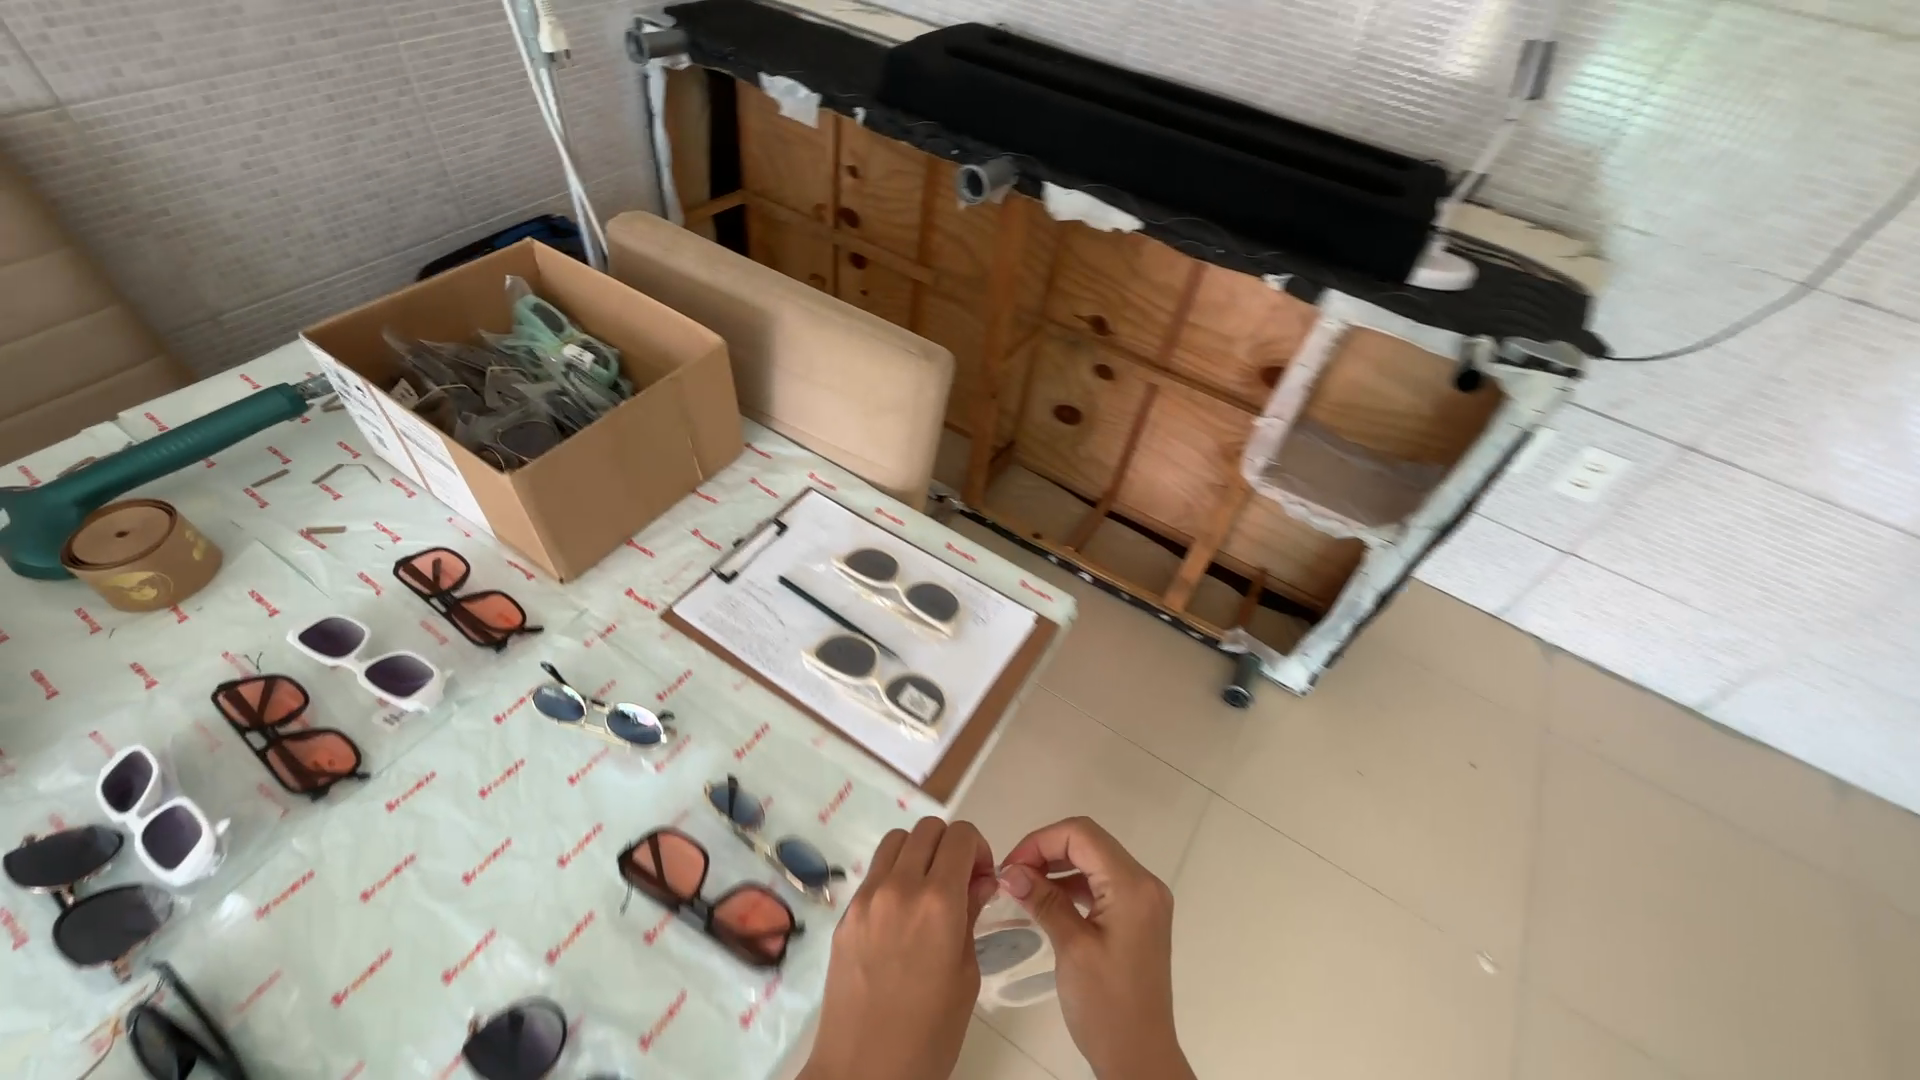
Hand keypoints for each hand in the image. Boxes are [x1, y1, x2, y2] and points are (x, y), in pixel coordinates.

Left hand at [800, 818, 998, 1079]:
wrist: (863, 1071)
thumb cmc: (929, 1034)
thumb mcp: (967, 975)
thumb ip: (972, 915)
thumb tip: (979, 881)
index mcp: (937, 902)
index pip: (961, 836)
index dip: (980, 849)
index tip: (982, 879)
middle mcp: (899, 887)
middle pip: (928, 829)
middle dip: (951, 846)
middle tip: (960, 881)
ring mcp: (866, 898)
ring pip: (896, 841)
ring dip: (919, 852)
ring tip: (928, 890)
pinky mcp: (846, 914)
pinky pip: (875, 872)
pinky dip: (894, 875)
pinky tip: (901, 915)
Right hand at [998, 817, 1193, 1079]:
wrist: (1140, 1057)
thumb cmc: (1106, 1005)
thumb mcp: (1071, 948)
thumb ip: (1043, 900)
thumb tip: (1010, 870)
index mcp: (1132, 885)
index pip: (1081, 834)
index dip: (1040, 841)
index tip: (1011, 867)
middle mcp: (1144, 883)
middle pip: (1089, 842)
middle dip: (1046, 850)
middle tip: (1013, 876)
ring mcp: (1144, 900)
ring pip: (1094, 860)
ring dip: (1057, 866)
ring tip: (1023, 887)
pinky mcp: (1137, 916)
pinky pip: (1101, 883)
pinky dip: (1072, 884)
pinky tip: (1046, 900)